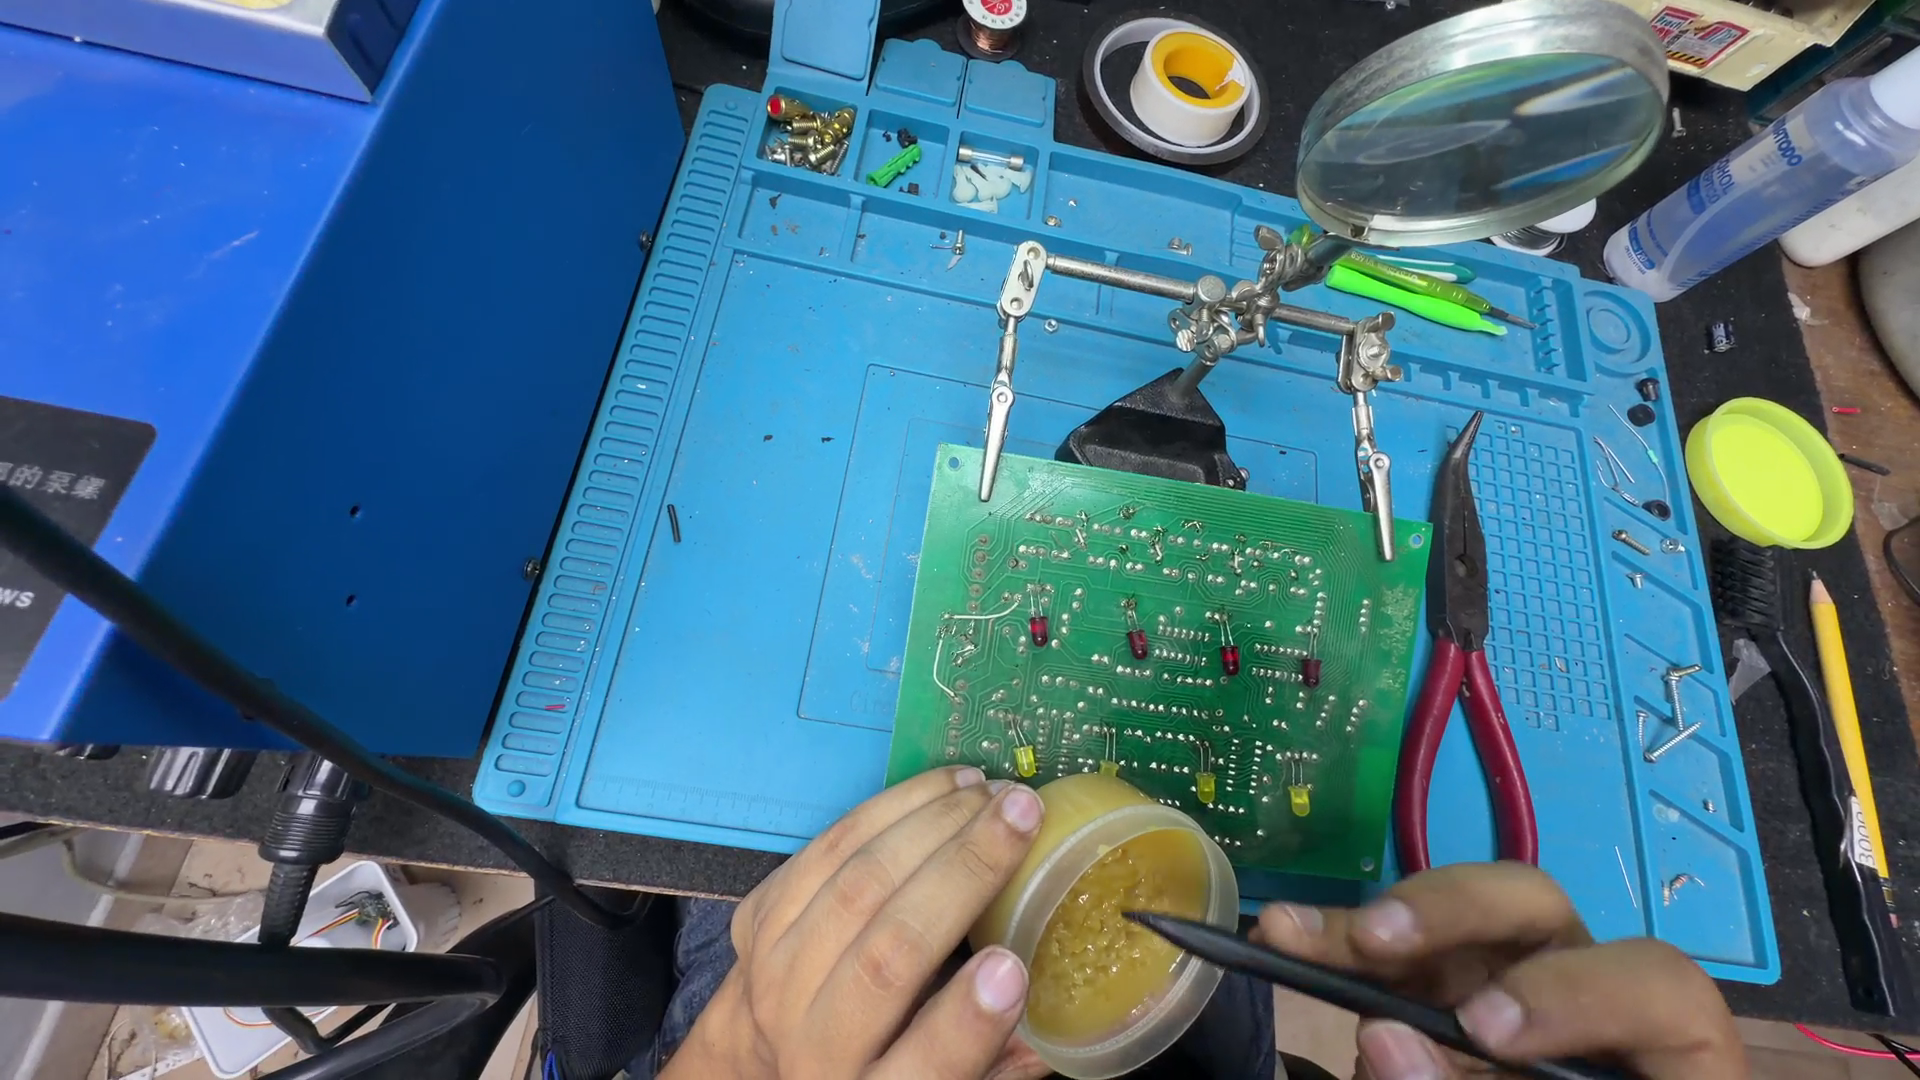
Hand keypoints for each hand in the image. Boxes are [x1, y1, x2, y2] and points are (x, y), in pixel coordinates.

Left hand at [664, 767, 1047, 1079]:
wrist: (766, 1051)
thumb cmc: (881, 1063)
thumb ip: (997, 1062)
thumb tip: (1051, 1013)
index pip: (923, 1068)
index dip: (967, 1020)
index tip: (1012, 966)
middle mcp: (814, 1041)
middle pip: (890, 951)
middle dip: (965, 870)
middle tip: (1022, 813)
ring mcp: (777, 970)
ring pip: (858, 880)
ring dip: (931, 821)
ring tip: (986, 788)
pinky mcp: (762, 911)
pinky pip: (830, 843)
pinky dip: (892, 805)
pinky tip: (943, 786)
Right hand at [1254, 862, 1745, 1079]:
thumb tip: (1384, 1037)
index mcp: (1654, 1062)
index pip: (1656, 990)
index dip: (1576, 994)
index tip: (1480, 1028)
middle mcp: (1576, 995)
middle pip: (1534, 907)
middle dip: (1448, 911)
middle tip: (1377, 942)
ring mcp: (1496, 977)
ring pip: (1440, 909)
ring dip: (1361, 919)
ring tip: (1289, 933)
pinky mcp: (1432, 980)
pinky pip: (1384, 941)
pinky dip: (1330, 939)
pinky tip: (1279, 936)